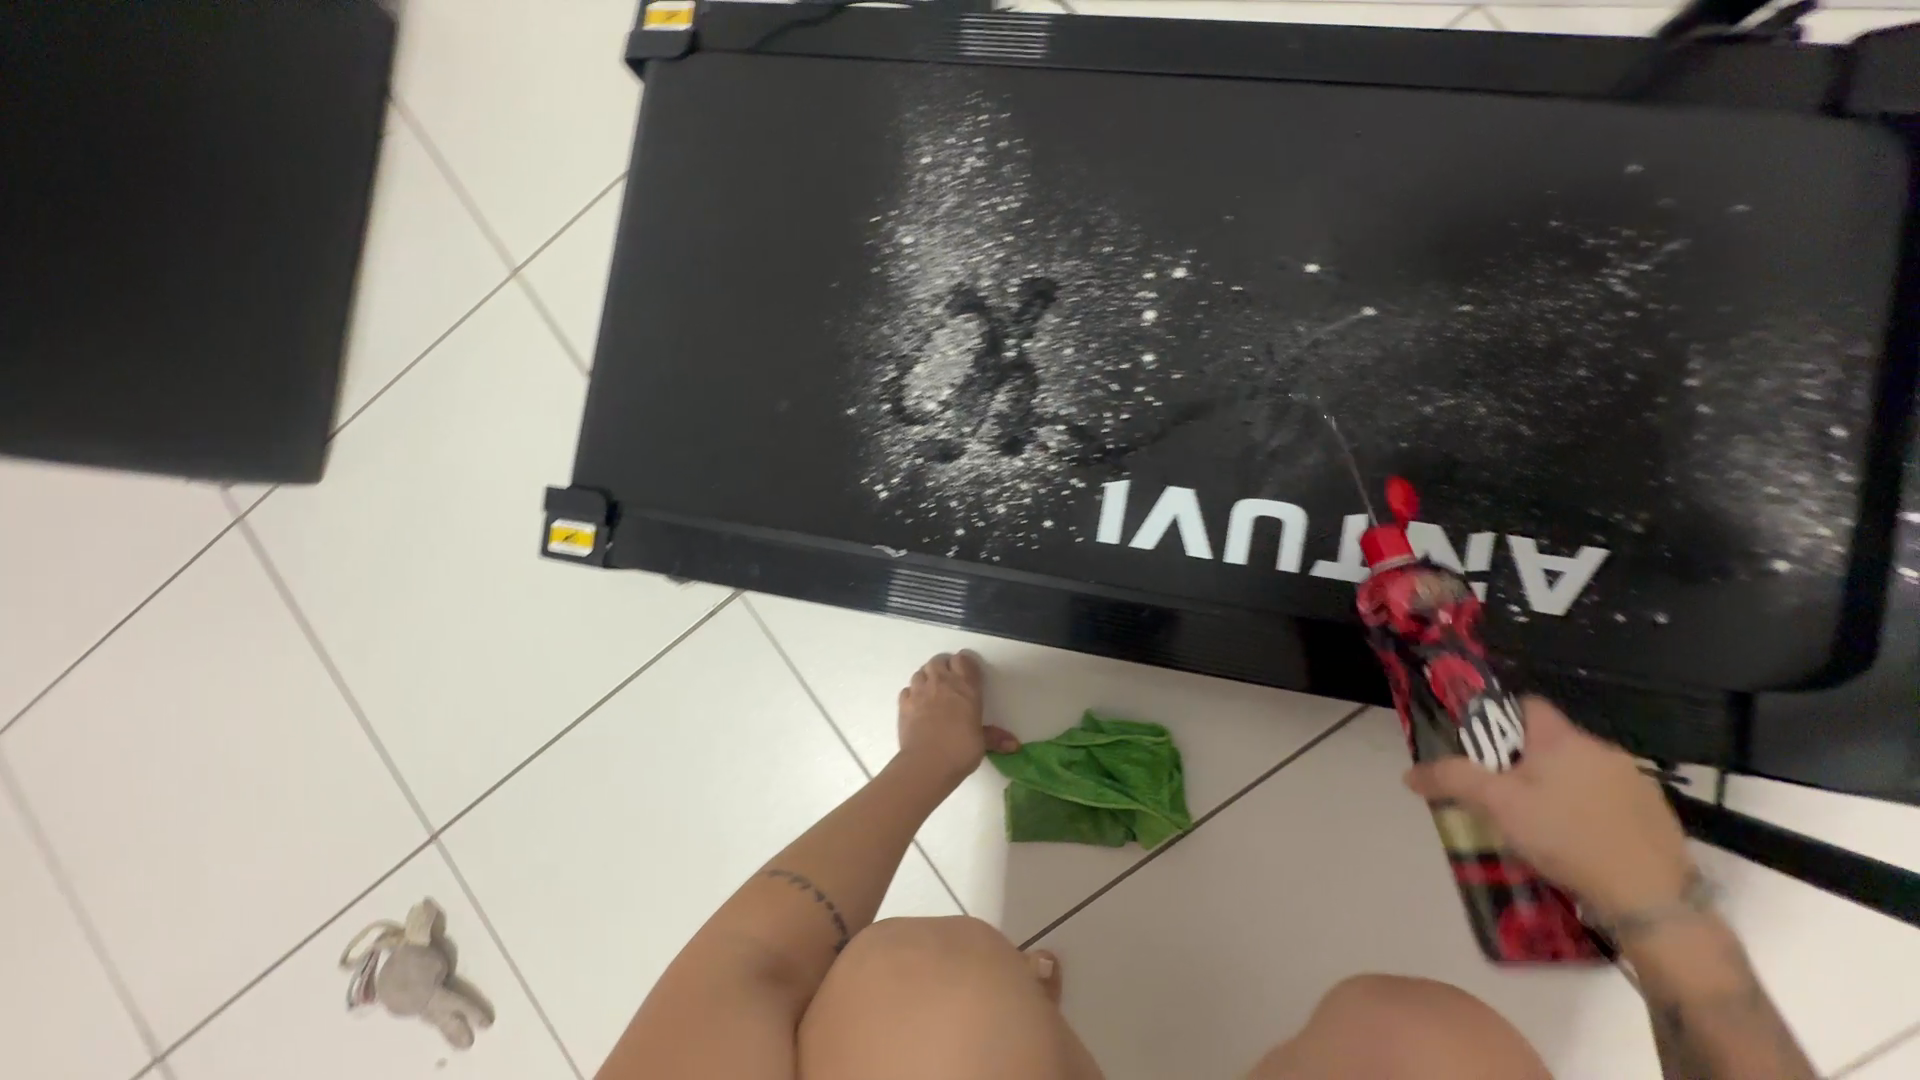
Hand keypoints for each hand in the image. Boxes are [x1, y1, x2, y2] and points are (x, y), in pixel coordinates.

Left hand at [895, 651, 1018, 786]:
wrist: (927, 763)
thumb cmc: (960, 750)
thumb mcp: (982, 743)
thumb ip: (995, 738)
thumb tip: (1014, 745)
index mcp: (965, 687)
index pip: (964, 660)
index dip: (965, 664)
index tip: (968, 673)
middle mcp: (941, 683)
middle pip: (939, 661)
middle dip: (944, 666)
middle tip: (950, 680)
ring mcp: (919, 691)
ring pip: (921, 671)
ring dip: (927, 677)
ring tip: (933, 690)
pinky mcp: (903, 704)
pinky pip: (907, 689)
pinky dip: (912, 693)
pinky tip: (917, 704)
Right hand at [1404, 696, 1694, 921]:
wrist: (1649, 895)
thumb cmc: (1564, 836)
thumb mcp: (1497, 806)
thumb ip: (1452, 780)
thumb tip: (1410, 773)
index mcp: (1561, 738)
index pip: (1525, 705)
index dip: (1499, 721)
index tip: (1483, 751)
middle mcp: (1601, 749)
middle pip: (1549, 742)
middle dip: (1525, 763)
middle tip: (1503, 796)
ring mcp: (1635, 781)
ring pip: (1580, 772)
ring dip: (1559, 788)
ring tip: (1540, 825)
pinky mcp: (1656, 813)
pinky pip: (1609, 799)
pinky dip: (1590, 811)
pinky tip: (1579, 843)